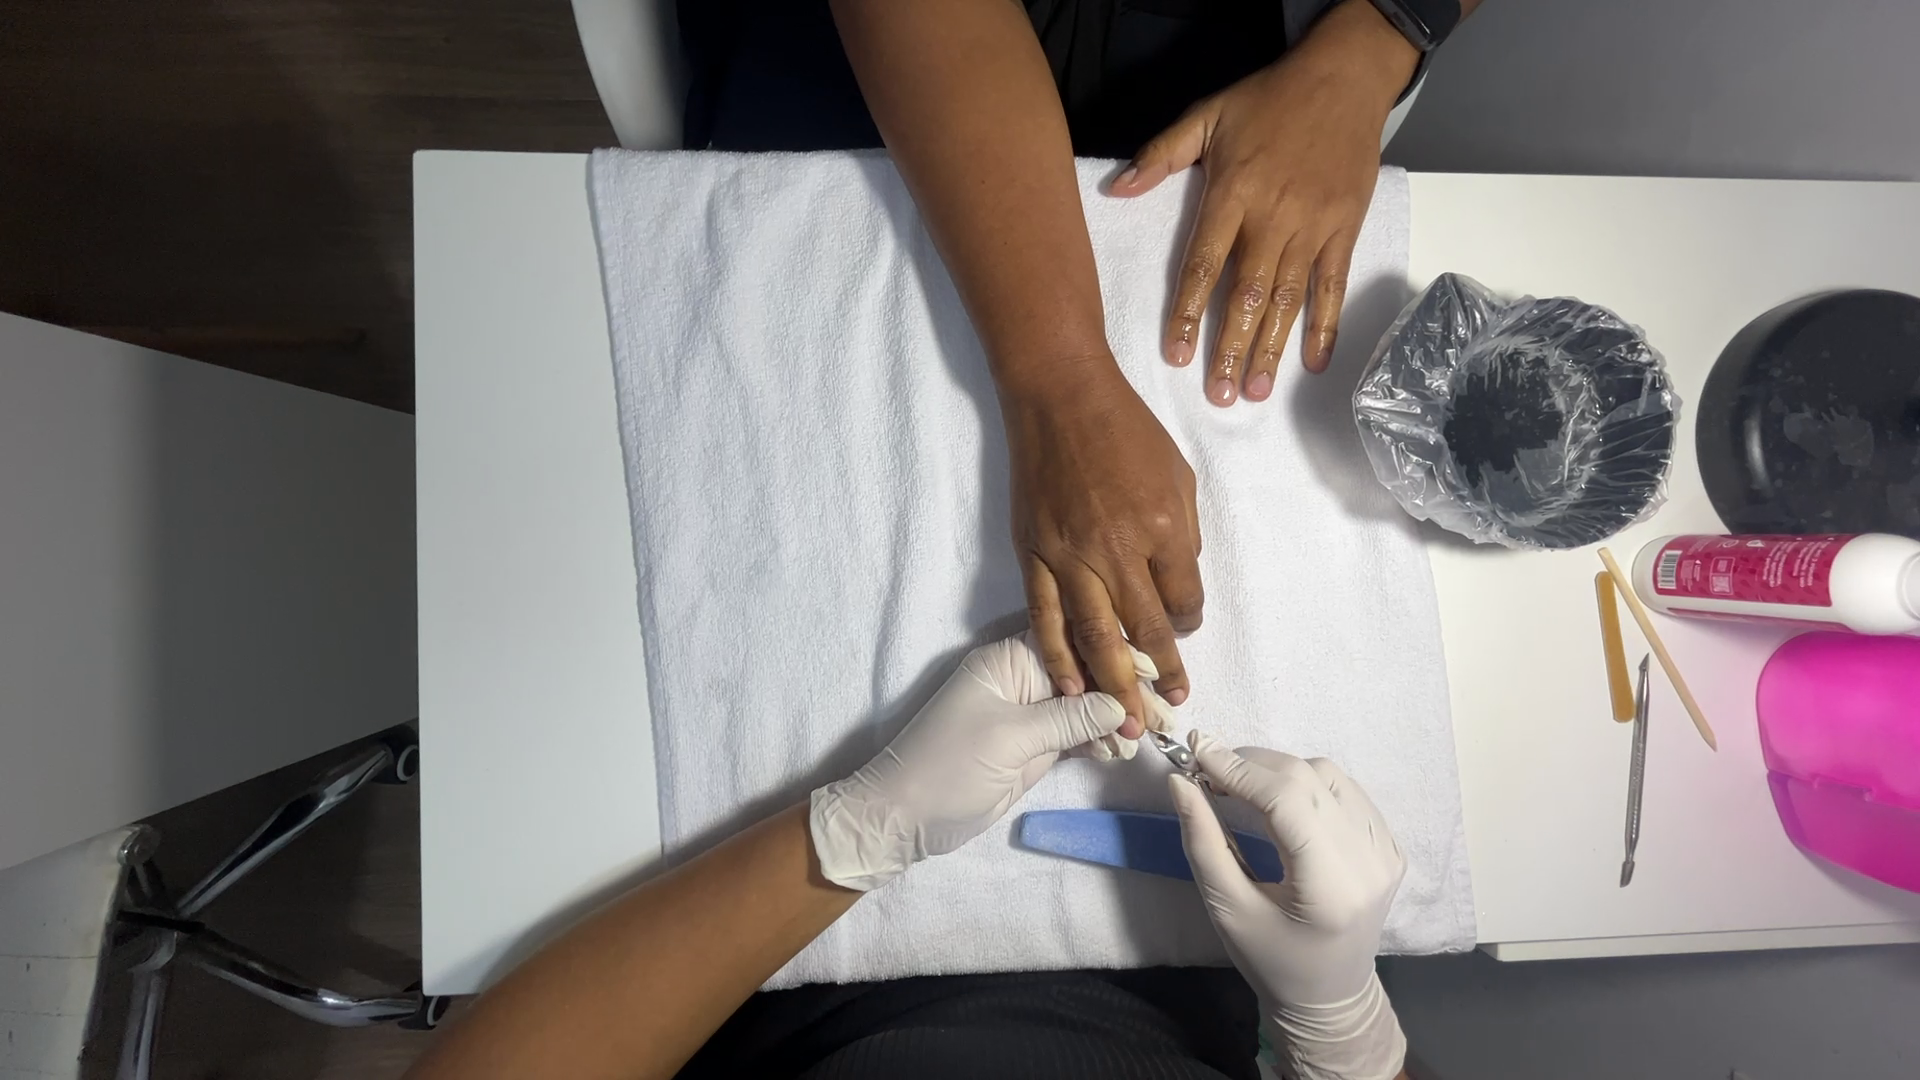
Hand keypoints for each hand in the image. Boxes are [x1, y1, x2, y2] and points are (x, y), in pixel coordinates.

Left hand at [811, 632, 1169, 890]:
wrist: (906, 817)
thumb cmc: (949, 765)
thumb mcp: (1010, 738)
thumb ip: (1068, 718)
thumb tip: (1122, 704)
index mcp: (1008, 661)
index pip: (1072, 644)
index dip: (1114, 655)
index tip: (1156, 671)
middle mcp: (1023, 679)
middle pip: (1084, 675)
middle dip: (1124, 690)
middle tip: (1167, 710)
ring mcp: (1030, 714)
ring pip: (1085, 706)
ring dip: (1118, 717)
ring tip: (1158, 731)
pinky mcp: (1034, 745)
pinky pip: (1075, 734)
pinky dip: (1099, 739)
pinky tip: (1124, 748)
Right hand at [1002, 368, 1203, 730]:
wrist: (1060, 398)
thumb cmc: (1127, 431)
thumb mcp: (1178, 475)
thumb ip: (1182, 536)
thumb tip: (1174, 584)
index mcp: (1162, 528)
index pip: (1183, 600)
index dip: (1187, 624)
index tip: (1181, 628)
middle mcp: (1116, 551)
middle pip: (1143, 632)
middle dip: (1158, 678)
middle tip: (1163, 713)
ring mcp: (1068, 556)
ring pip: (1092, 636)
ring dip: (1110, 684)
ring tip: (1120, 722)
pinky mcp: (1032, 554)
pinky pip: (1045, 616)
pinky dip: (1057, 656)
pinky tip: (1068, 686)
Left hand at [1109, 0, 1418, 403]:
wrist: (1348, 74)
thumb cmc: (1268, 101)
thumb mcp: (1208, 113)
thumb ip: (1161, 155)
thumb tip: (1115, 189)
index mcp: (1234, 194)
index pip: (1204, 264)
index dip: (1190, 312)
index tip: (1178, 356)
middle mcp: (1274, 217)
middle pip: (1249, 294)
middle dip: (1233, 348)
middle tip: (1220, 394)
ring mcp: (1314, 226)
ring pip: (1289, 299)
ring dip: (1272, 348)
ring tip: (1257, 391)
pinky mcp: (1346, 229)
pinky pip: (1334, 285)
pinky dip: (1326, 325)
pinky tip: (1314, 364)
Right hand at [1170, 734, 1408, 1079]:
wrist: (1331, 996)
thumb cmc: (1272, 959)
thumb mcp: (1225, 907)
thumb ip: (1201, 840)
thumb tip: (1179, 780)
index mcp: (1331, 887)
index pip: (1285, 800)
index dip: (1237, 768)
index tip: (1195, 750)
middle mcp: (1369, 862)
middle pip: (1305, 779)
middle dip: (1249, 762)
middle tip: (1206, 766)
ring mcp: (1385, 850)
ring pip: (1326, 773)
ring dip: (1275, 767)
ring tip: (1238, 780)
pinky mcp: (1389, 844)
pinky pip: (1344, 787)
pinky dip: (1303, 778)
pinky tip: (1276, 793)